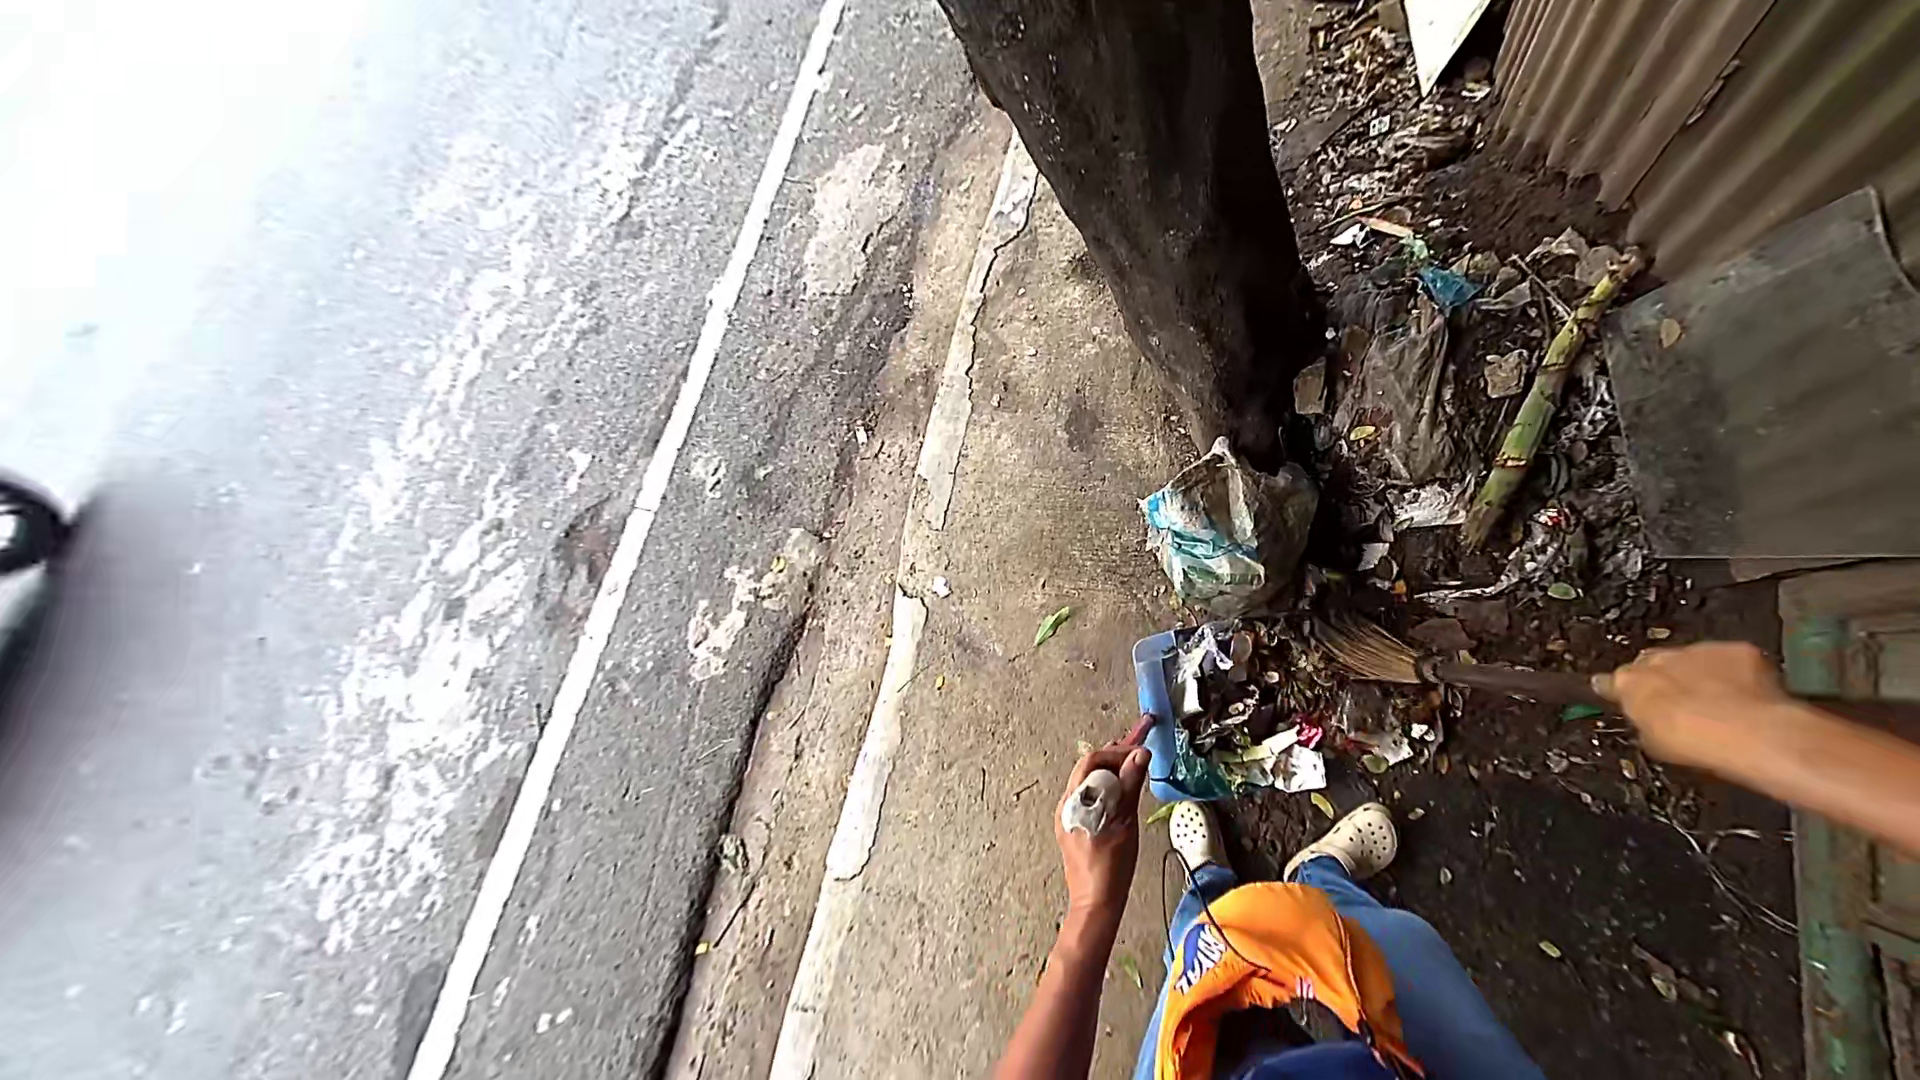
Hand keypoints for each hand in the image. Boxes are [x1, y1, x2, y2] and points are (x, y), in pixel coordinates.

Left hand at [1053, 727, 1151, 923]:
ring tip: (1133, 769)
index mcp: (1075, 799)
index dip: (1117, 752)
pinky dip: (1106, 789)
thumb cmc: (1111, 867)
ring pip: (1089, 782)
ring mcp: (1068, 814)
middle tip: (1138, 755)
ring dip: (1111, 772)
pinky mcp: (1073, 825)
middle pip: (1089, 768)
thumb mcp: (1125, 823)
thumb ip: (1130, 786)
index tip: (1140, 752)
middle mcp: (1067, 803)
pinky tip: (1121, 793)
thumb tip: (1139, 756)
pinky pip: (1088, 797)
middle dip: (1114, 758)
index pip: (1093, 760)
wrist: (1095, 902)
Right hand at [1609, 642, 1792, 768]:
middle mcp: (1653, 661)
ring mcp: (1694, 652)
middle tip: (1685, 705)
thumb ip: (1643, 722)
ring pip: (1691, 660)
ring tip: (1722, 702)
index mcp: (1625, 682)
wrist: (1748, 734)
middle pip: (1652, 665)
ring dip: (1700, 674)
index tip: (1633, 703)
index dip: (1623, 692)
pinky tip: (1749, 694)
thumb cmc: (1693, 743)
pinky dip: (1739, 672)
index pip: (1611, 680)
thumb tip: (1649, 723)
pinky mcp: (1736, 651)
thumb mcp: (1652, 742)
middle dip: (1664, 680)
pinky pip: (1732, 658)